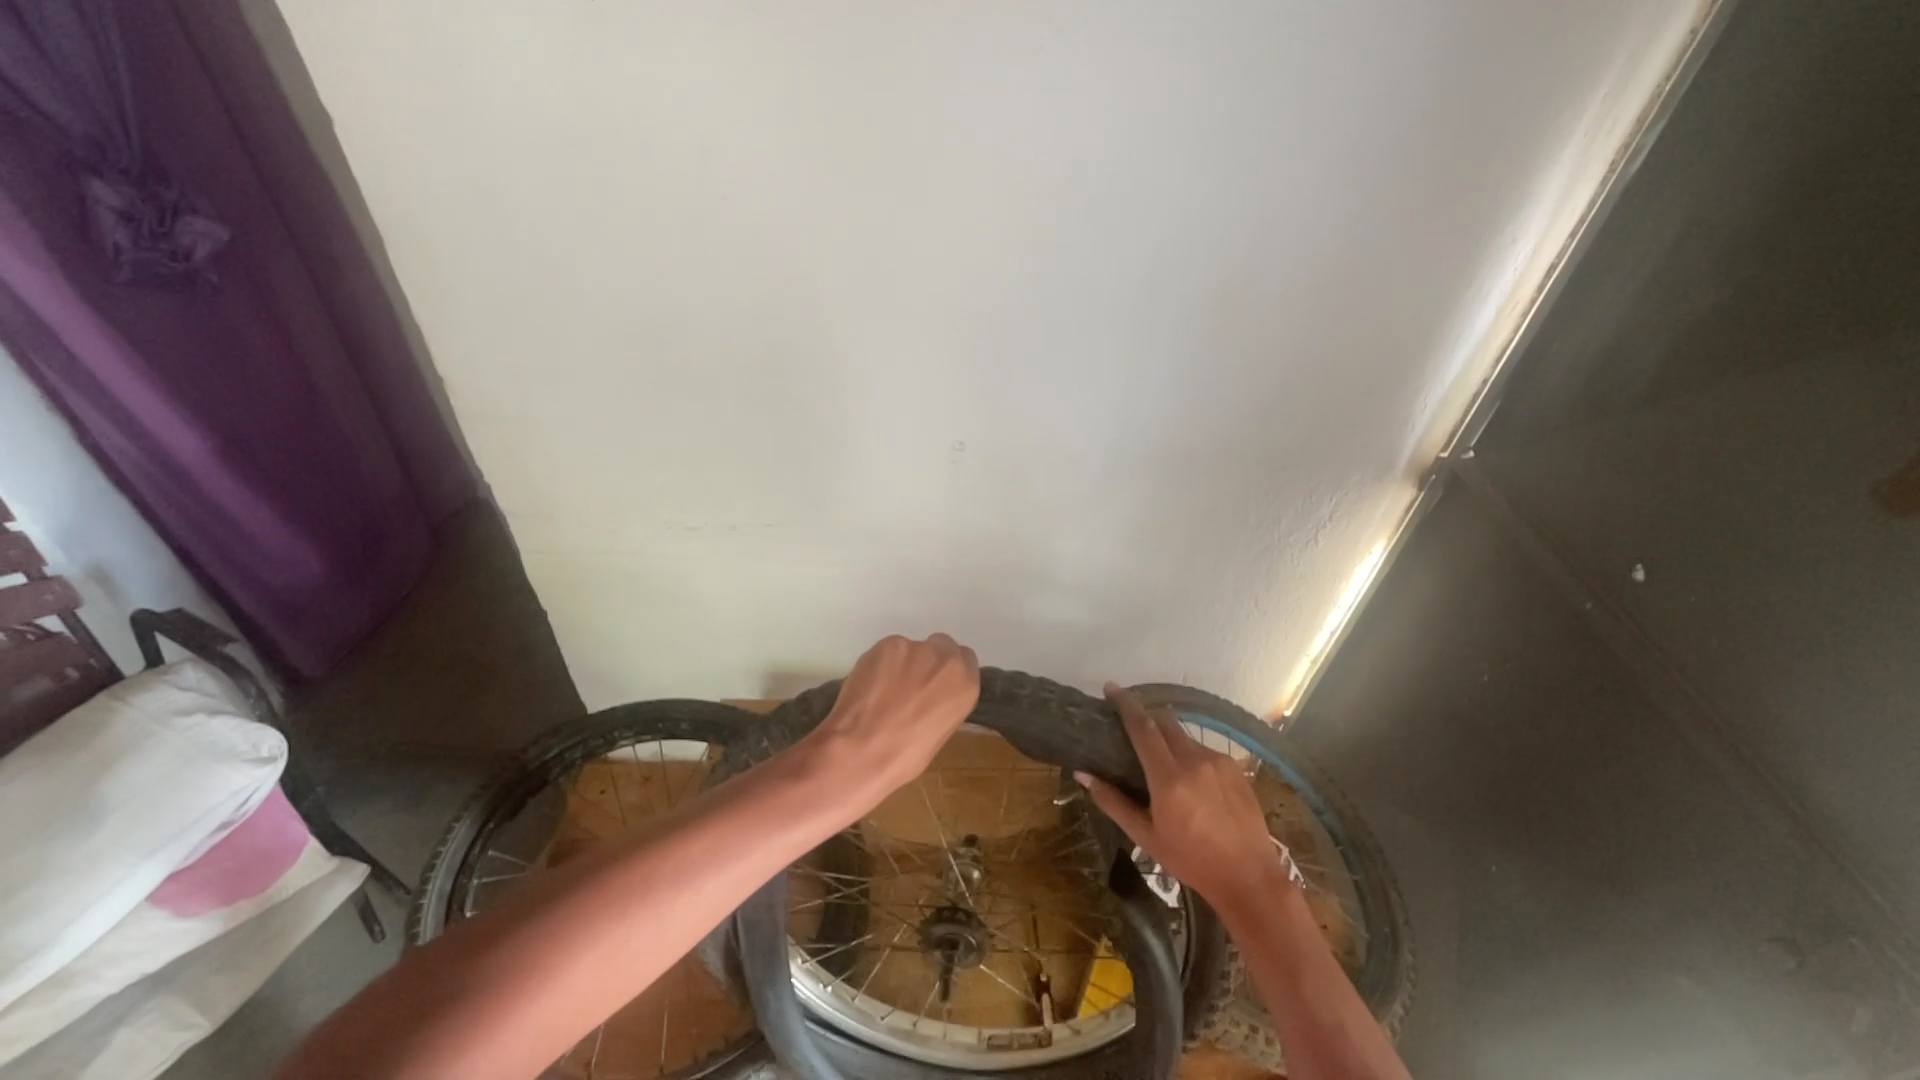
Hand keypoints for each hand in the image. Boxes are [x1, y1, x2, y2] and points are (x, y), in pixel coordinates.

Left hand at [799, 634, 980, 806]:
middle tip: (909, 684)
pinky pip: (887, 652)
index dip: (948, 671)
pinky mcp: (886, 645)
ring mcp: (914, 648)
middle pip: (941, 646)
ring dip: (901, 664)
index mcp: (965, 684)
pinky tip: (868, 686)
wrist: (861, 749)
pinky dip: (880, 665)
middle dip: (928, 661)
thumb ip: (940, 704)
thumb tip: (927, 697)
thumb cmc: (904, 757)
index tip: (934, 684)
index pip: (965, 661)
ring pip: (910, 649)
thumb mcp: (938, 733)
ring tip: (881, 691)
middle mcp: (945, 659)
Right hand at [1076, 684, 1287, 915]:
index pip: (1143, 728)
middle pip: (1164, 722)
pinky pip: (1203, 750)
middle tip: (1128, 723)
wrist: (1248, 876)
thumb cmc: (1191, 861)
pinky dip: (1188, 753)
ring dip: (1167, 737)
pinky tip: (1187, 777)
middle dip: (1145, 716)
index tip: (1110, 688)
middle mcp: (1195, 760)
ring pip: (1184, 736)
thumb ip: (1113, 802)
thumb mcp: (1145, 837)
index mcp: (1169, 778)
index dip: (1126, 704)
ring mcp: (1219, 761)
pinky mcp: (1235, 768)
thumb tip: (1083, 774)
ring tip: (1158, 759)